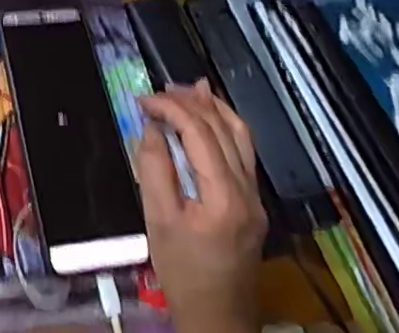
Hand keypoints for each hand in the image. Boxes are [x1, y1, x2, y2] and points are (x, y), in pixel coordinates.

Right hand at [136, 80, 266, 332]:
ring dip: (214, 108)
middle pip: (224, 129)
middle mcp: (248, 190)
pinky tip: (209, 118)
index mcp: (224, 195)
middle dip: (190, 102)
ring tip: (189, 89)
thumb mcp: (157, 220)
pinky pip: (242, 152)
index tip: (142, 100)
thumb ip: (154, 168)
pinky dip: (224, 127)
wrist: (218, 319)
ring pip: (241, 137)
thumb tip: (152, 128)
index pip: (199, 133)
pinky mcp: (253, 203)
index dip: (171, 108)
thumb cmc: (183, 272)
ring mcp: (256, 197)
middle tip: (160, 89)